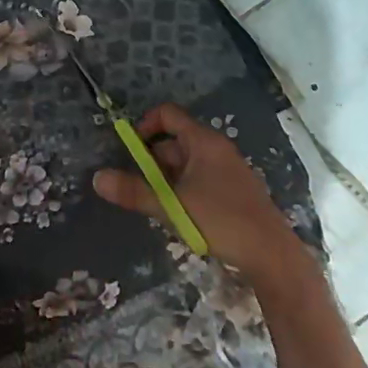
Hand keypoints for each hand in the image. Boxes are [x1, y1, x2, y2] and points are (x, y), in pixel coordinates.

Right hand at [92, 103, 305, 282]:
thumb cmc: (220, 221)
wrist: (270, 253)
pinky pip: (200, 178)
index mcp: (203, 142)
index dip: (144, 126)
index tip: (129, 151)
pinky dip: (183, 189)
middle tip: (138, 187)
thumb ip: (135, 192)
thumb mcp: (171, 207)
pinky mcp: (234, 190)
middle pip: (174, 141)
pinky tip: (180, 215)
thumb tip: (97, 178)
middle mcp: (216, 148)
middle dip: (151, 161)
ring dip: (166, 179)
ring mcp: (227, 169)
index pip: (167, 115)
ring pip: (186, 163)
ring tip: (157, 205)